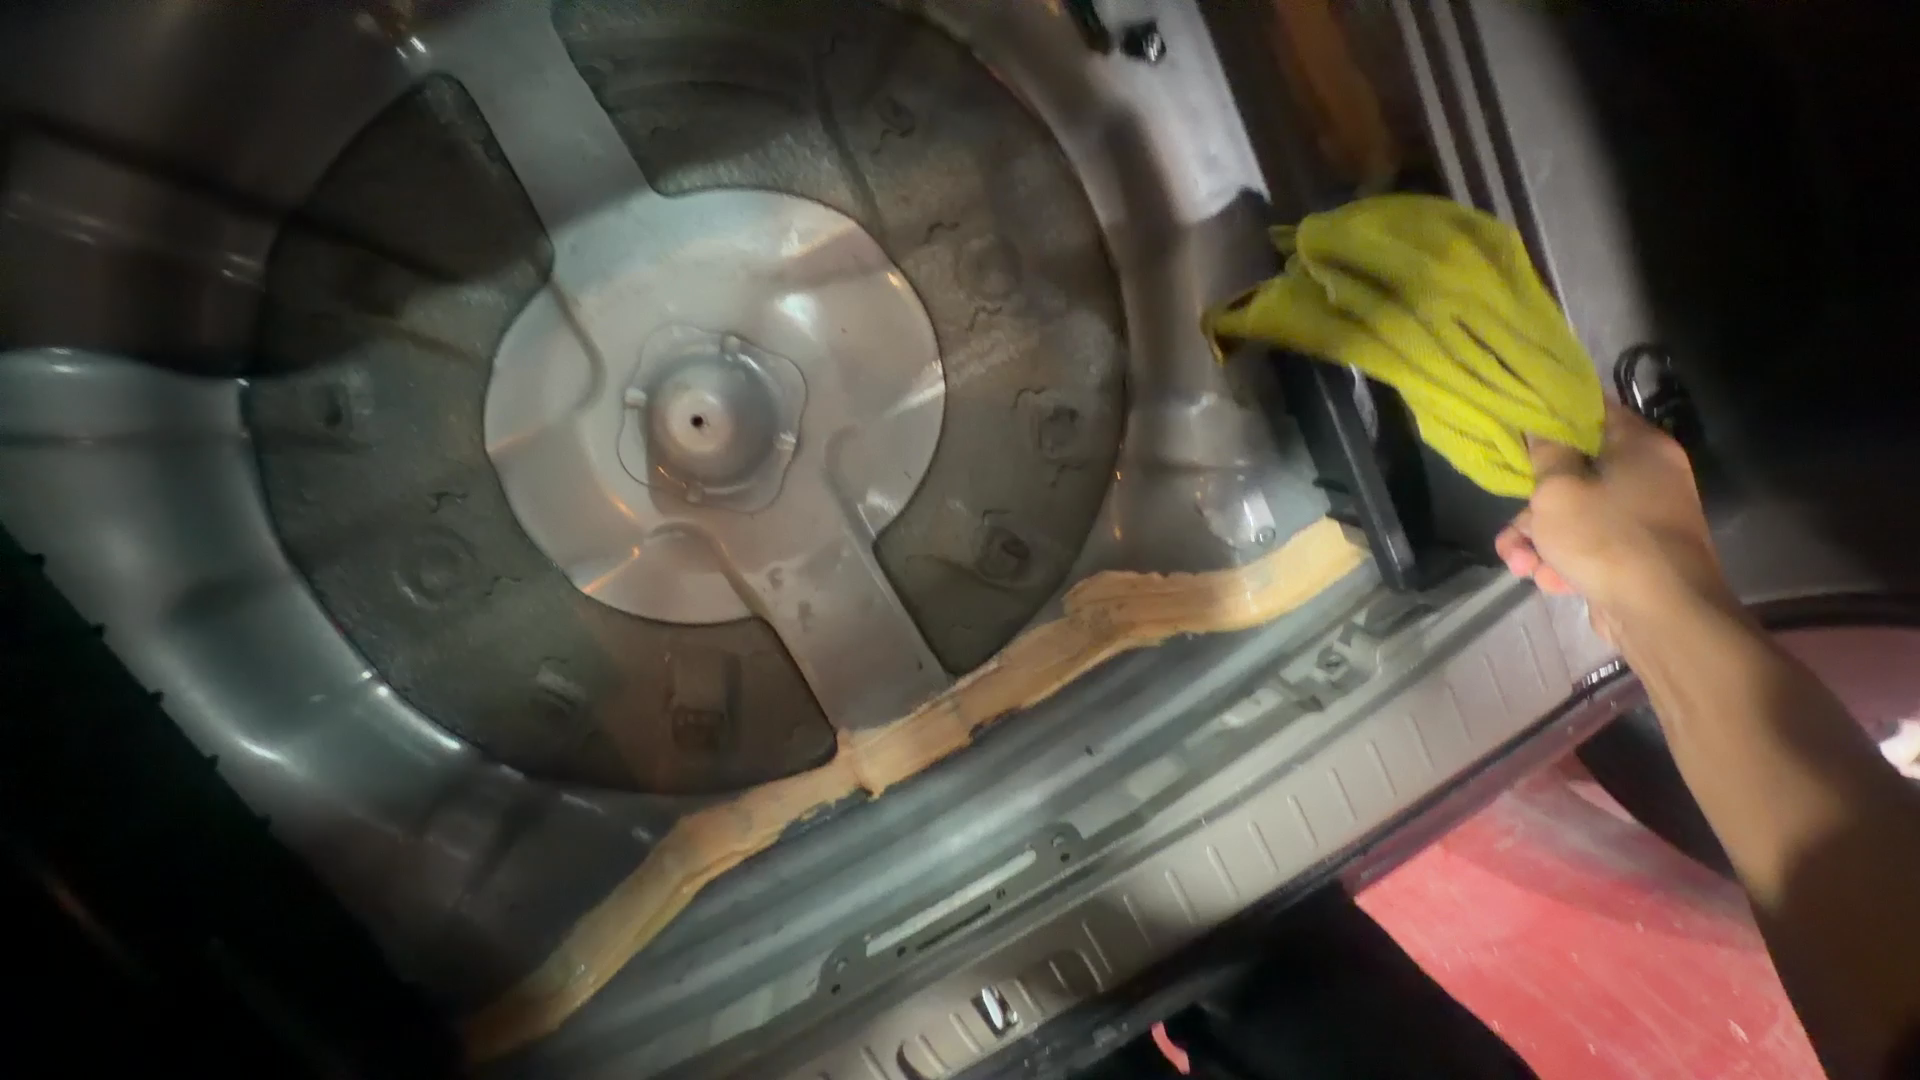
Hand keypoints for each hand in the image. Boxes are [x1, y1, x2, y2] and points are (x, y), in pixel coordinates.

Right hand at [1495, 402, 1732, 633]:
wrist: (1660, 612)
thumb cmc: (1605, 538)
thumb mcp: (1557, 490)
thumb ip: (1545, 454)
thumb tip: (1540, 425)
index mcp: (1638, 447)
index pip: (1591, 411)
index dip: (1549, 414)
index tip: (1513, 425)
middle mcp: (1645, 475)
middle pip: (1569, 472)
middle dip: (1530, 504)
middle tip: (1513, 523)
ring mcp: (1639, 516)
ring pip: (1568, 514)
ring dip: (1535, 540)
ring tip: (1521, 565)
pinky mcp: (1630, 551)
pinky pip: (1582, 543)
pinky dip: (1559, 559)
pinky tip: (1548, 580)